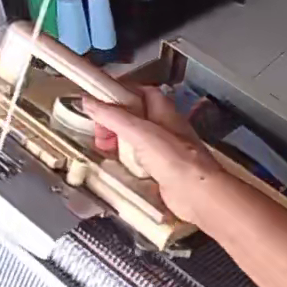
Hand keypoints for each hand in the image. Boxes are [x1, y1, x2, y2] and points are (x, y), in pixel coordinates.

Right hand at [83, 88, 226, 224]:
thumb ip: (113, 117)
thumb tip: (89, 102)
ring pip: (136, 142)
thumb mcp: (139, 131)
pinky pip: (139, 164)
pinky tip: (119, 169)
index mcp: (164, 112)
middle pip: (135, 118)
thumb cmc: (176, 159)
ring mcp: (165, 152)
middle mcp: (166, 130)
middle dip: (114, 123)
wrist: (197, 193)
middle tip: (101, 133)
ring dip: (119, 145)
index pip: (142, 92)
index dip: (121, 94)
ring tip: (106, 150)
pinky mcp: (162, 173)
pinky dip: (126, 165)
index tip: (99, 100)